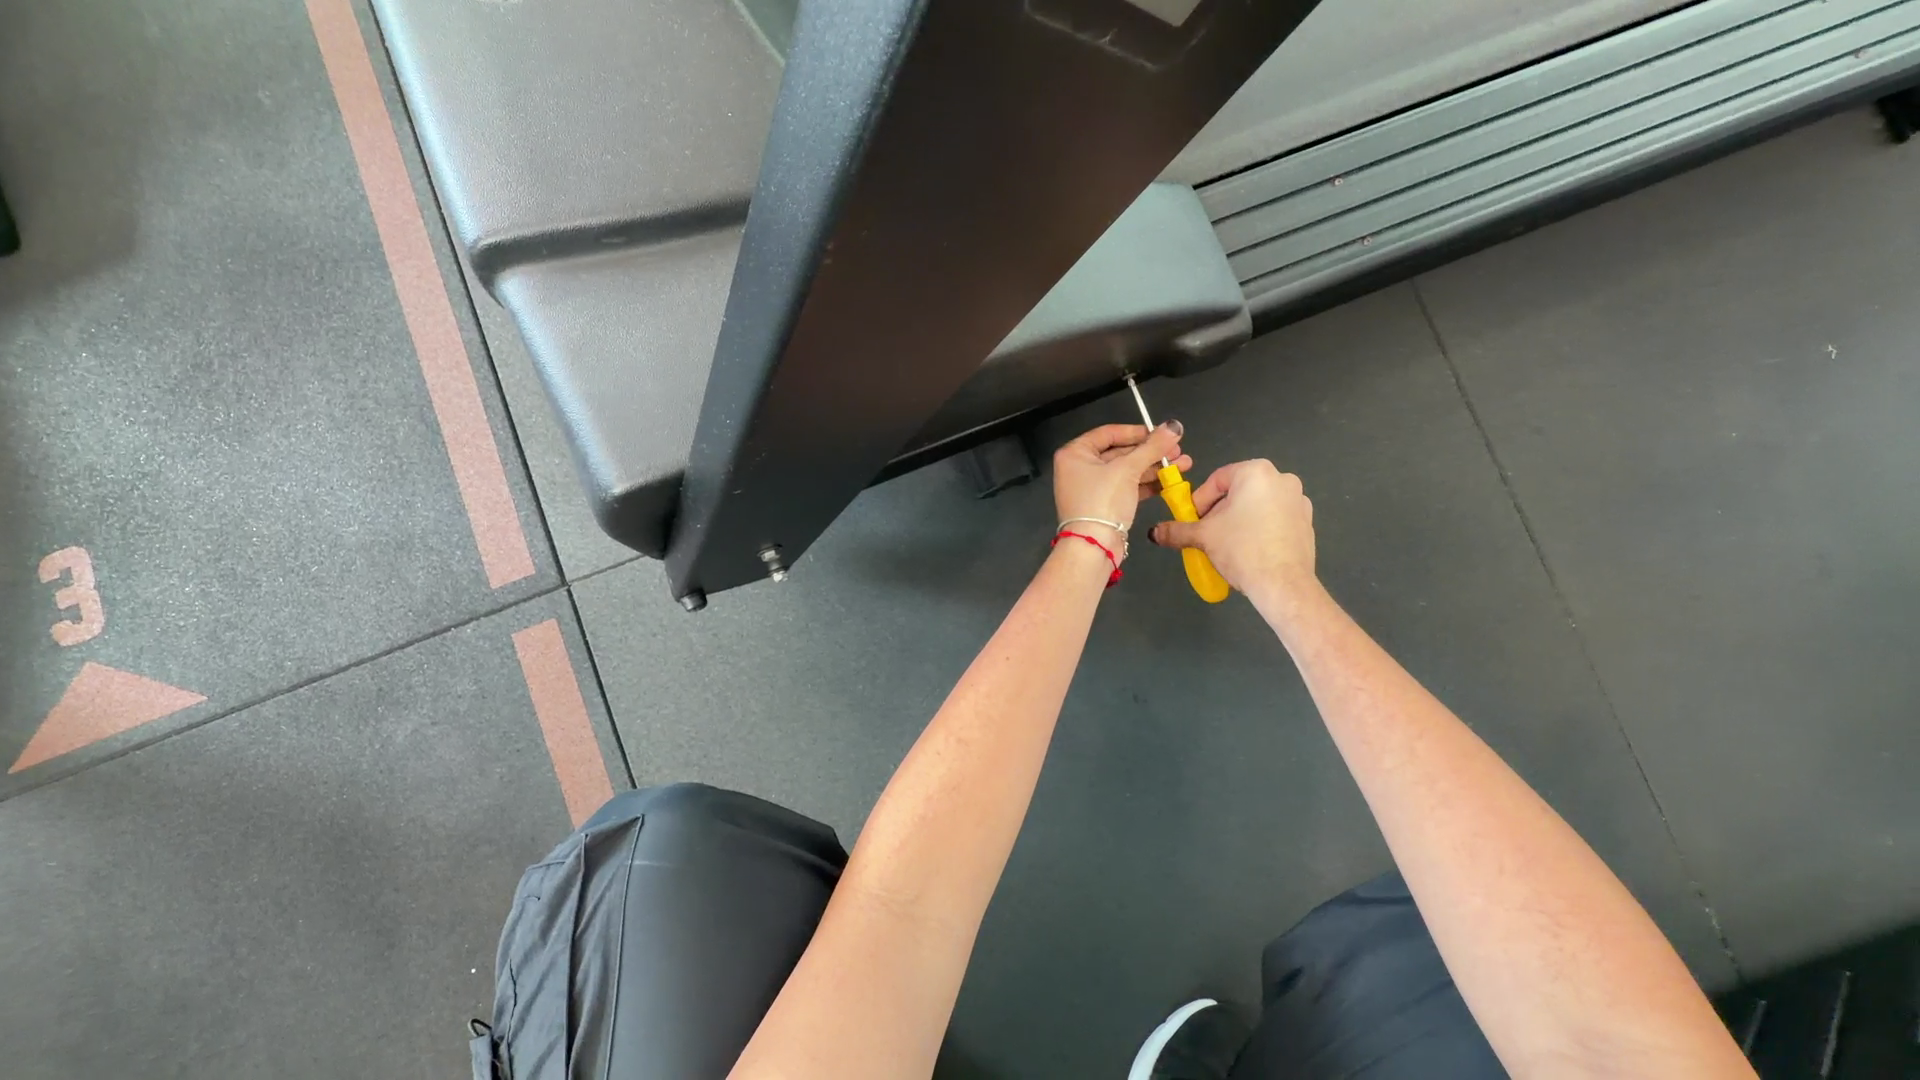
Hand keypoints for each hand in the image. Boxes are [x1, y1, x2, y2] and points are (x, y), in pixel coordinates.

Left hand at [1052, 423, 1189, 552]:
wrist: (1093, 547)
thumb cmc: (1103, 501)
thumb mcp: (1128, 469)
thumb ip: (1152, 447)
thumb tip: (1174, 426)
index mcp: (1075, 453)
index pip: (1108, 433)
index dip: (1137, 432)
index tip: (1161, 433)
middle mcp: (1079, 468)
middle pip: (1120, 453)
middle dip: (1151, 452)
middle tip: (1177, 451)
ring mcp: (1091, 488)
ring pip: (1126, 472)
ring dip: (1153, 468)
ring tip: (1183, 465)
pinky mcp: (1103, 506)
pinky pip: (1126, 488)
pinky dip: (1146, 485)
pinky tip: (1169, 482)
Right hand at [1148, 459, 1314, 600]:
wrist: (1282, 584)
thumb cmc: (1241, 549)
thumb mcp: (1203, 537)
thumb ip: (1177, 531)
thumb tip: (1154, 532)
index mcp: (1256, 472)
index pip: (1217, 479)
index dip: (1199, 501)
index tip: (1192, 520)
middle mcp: (1281, 479)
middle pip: (1238, 491)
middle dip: (1219, 511)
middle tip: (1207, 533)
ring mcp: (1299, 500)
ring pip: (1257, 505)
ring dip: (1239, 519)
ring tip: (1227, 543)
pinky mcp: (1307, 522)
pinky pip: (1275, 519)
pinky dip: (1260, 529)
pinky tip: (1250, 550)